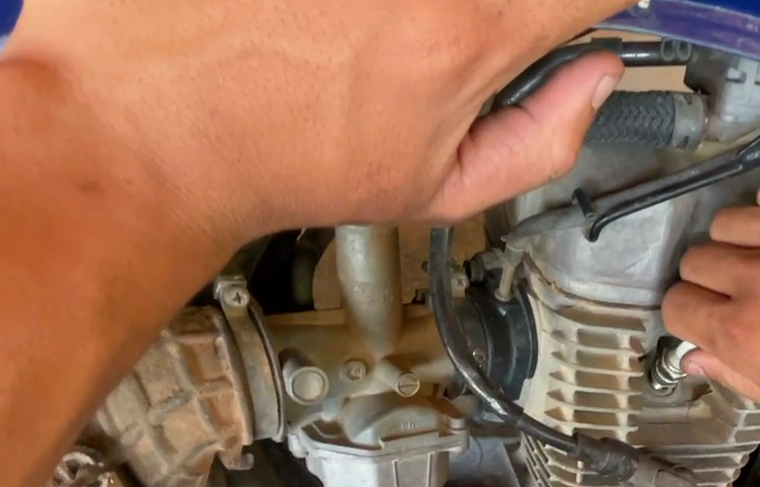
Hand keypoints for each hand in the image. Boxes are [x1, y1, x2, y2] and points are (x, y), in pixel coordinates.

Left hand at [0, 0, 627, 244]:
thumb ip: (544, 140)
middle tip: (475, 40)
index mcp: (470, 30)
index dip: (603, 1)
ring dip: (439, 13)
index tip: (584, 18)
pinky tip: (356, 24)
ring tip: (398, 39)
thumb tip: (598, 76)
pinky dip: (384, 7)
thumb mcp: (442, 193)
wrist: (156, 120)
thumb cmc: (296, 163)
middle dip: (518, 11)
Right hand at [663, 174, 759, 444]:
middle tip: (737, 293)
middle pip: (697, 259)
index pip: (678, 306)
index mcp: (747, 337)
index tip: (706, 319)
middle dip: (708, 281)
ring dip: (736, 242)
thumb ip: (737, 375)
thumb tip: (694, 356)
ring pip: (729, 220)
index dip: (687, 316)